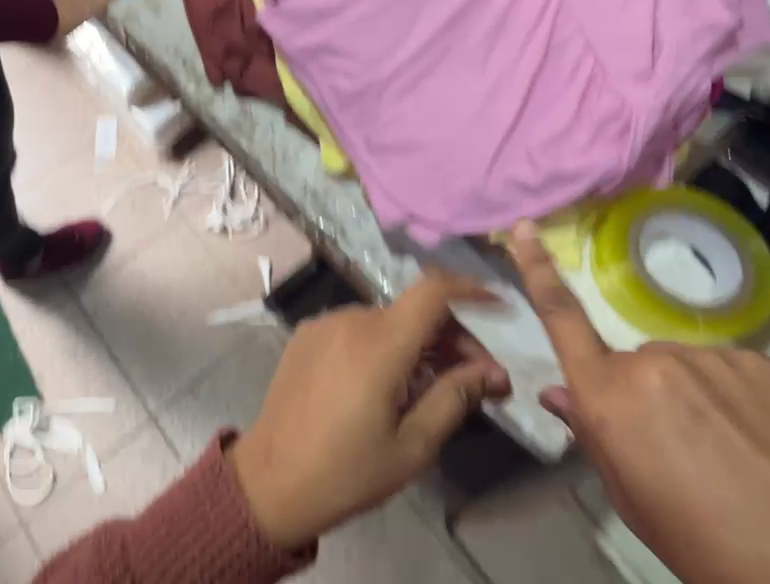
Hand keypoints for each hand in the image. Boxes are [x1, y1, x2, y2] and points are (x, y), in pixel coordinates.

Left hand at [228, 273, 511, 550]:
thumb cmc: (348, 471)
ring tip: (430, 387)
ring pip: (386, 320)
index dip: (470, 290)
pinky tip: (387, 383)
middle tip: (475, 379)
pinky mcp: (306, 336)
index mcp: (379, 343)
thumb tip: (494, 372)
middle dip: (451, 336)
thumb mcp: (413, 445)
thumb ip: (455, 398)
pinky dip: (382, 344)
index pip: (432, 291)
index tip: (498, 308)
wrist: (271, 479)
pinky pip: (357, 329)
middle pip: (413, 310)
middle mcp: (349, 320)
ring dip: (416, 342)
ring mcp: (323, 324)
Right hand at [506, 223, 769, 583]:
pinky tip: (760, 443)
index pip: (561, 318)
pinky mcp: (765, 364)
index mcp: (610, 398)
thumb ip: (593, 437)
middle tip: (678, 452)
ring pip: (683, 367)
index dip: (537, 269)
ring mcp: (714, 358)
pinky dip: (734, 399)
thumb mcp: (633, 501)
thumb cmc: (707, 545)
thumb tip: (562, 393)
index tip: (524, 228)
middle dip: (642, 395)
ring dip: (691, 397)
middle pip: (632, 364)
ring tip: (729, 454)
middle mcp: (655, 363)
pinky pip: (728, 370)